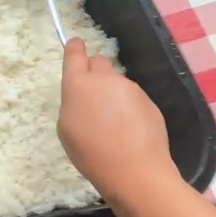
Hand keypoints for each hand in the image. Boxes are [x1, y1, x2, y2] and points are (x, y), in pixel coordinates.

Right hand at [57, 39, 174, 198]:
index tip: (75, 45)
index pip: (76, 54)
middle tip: (93, 97)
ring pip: (117, 83)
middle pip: (99, 63)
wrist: (135, 171)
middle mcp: (104, 79)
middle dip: (94, 73)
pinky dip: (128, 108)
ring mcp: (130, 89)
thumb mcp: (66, 128)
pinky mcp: (148, 101)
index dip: (75, 48)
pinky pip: (133, 98)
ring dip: (112, 94)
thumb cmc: (90, 152)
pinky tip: (129, 130)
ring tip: (113, 123)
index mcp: (78, 84)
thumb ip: (73, 103)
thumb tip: (84, 97)